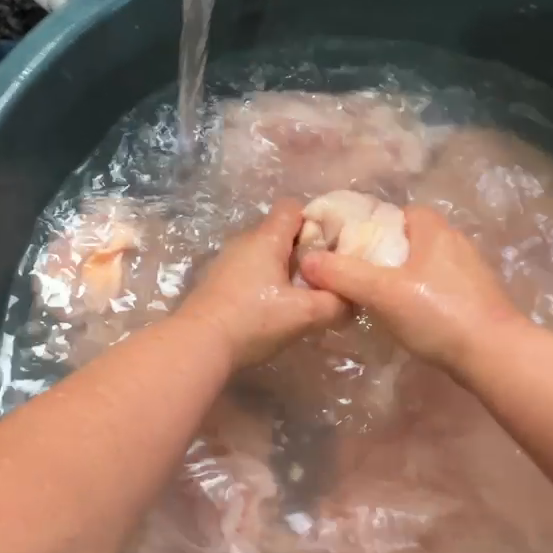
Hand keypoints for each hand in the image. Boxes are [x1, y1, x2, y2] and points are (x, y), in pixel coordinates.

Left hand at [178, 199, 347, 367]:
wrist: (198, 344)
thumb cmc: (253, 321)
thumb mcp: (305, 314)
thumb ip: (337, 303)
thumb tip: (354, 299)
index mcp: (266, 238)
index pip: (293, 207)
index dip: (315, 221)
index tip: (330, 248)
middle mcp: (242, 242)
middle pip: (278, 233)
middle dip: (301, 251)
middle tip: (320, 278)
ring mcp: (224, 263)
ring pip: (262, 256)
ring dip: (281, 271)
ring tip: (297, 298)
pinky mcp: (214, 284)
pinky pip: (246, 274)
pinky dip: (261, 285)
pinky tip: (269, 310)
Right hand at [298, 204, 522, 371]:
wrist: (493, 354)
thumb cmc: (438, 314)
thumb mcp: (382, 293)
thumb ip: (343, 274)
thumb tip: (307, 261)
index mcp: (434, 231)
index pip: (398, 213)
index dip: (371, 226)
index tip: (347, 248)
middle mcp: (454, 243)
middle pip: (408, 240)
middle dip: (381, 254)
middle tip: (353, 276)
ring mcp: (468, 272)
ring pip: (422, 265)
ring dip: (399, 278)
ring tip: (373, 299)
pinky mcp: (473, 299)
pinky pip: (436, 287)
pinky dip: (417, 296)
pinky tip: (404, 317)